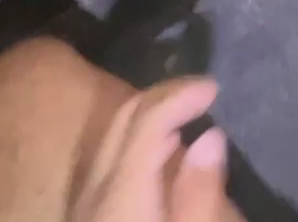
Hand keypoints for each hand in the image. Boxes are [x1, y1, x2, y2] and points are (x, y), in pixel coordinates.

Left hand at [69, 78, 230, 221]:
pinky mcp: (83, 217)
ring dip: (148, 115)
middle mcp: (94, 190)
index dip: (181, 94)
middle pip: (124, 119)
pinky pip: (107, 159)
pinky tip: (157, 155)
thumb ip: (200, 195)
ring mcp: (83, 205)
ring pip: (111, 136)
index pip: (147, 119)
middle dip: (164, 95)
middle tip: (203, 93)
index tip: (214, 88)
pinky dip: (135, 140)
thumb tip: (212, 136)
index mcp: (122, 192)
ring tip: (185, 116)